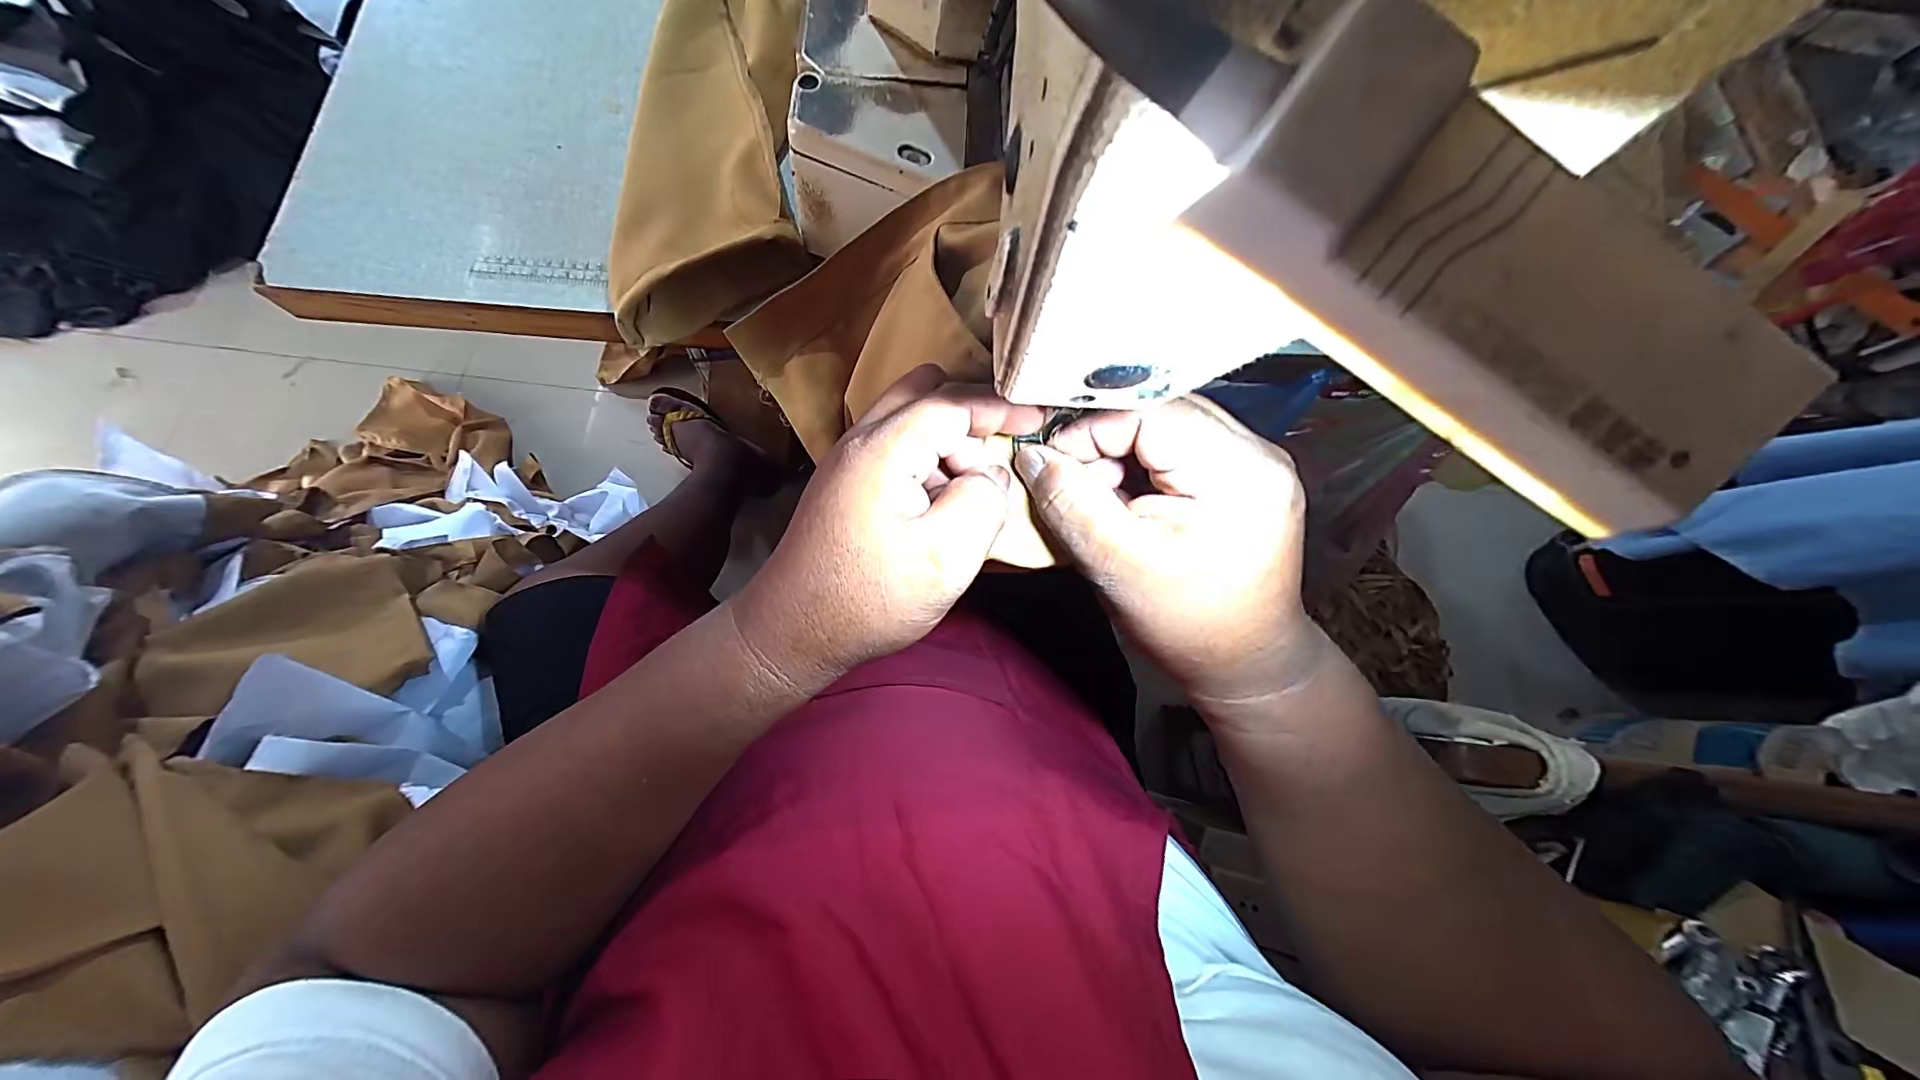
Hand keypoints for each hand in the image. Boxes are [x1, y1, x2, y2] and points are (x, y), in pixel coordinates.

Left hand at [730, 365, 1044, 688]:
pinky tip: (941, 507)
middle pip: (925, 393)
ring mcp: (849, 462)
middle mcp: (859, 443)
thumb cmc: (864, 602)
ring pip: (911, 421)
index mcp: (882, 451)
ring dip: (949, 444)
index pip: (951, 402)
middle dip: (971, 417)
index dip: (999, 405)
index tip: (1037, 417)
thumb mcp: (945, 559)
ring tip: (969, 499)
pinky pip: (898, 450)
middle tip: (998, 460)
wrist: (793, 632)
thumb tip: (990, 475)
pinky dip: (929, 463)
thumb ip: (983, 502)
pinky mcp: (847, 484)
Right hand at [1015, 396, 1315, 706]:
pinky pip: (1177, 447)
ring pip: (1162, 426)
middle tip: (1078, 488)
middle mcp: (1256, 455)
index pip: (1146, 411)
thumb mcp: (1117, 565)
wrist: (1244, 662)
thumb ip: (1070, 503)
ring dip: (1120, 456)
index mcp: (1238, 473)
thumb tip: (1035, 455)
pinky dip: (1140, 467)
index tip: (1055, 465)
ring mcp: (1252, 463)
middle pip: (1155, 411)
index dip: (1089, 431)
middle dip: (1103, 444)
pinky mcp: (1241, 475)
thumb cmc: (1193, 628)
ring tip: (1109, 505)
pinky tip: (1131, 504)